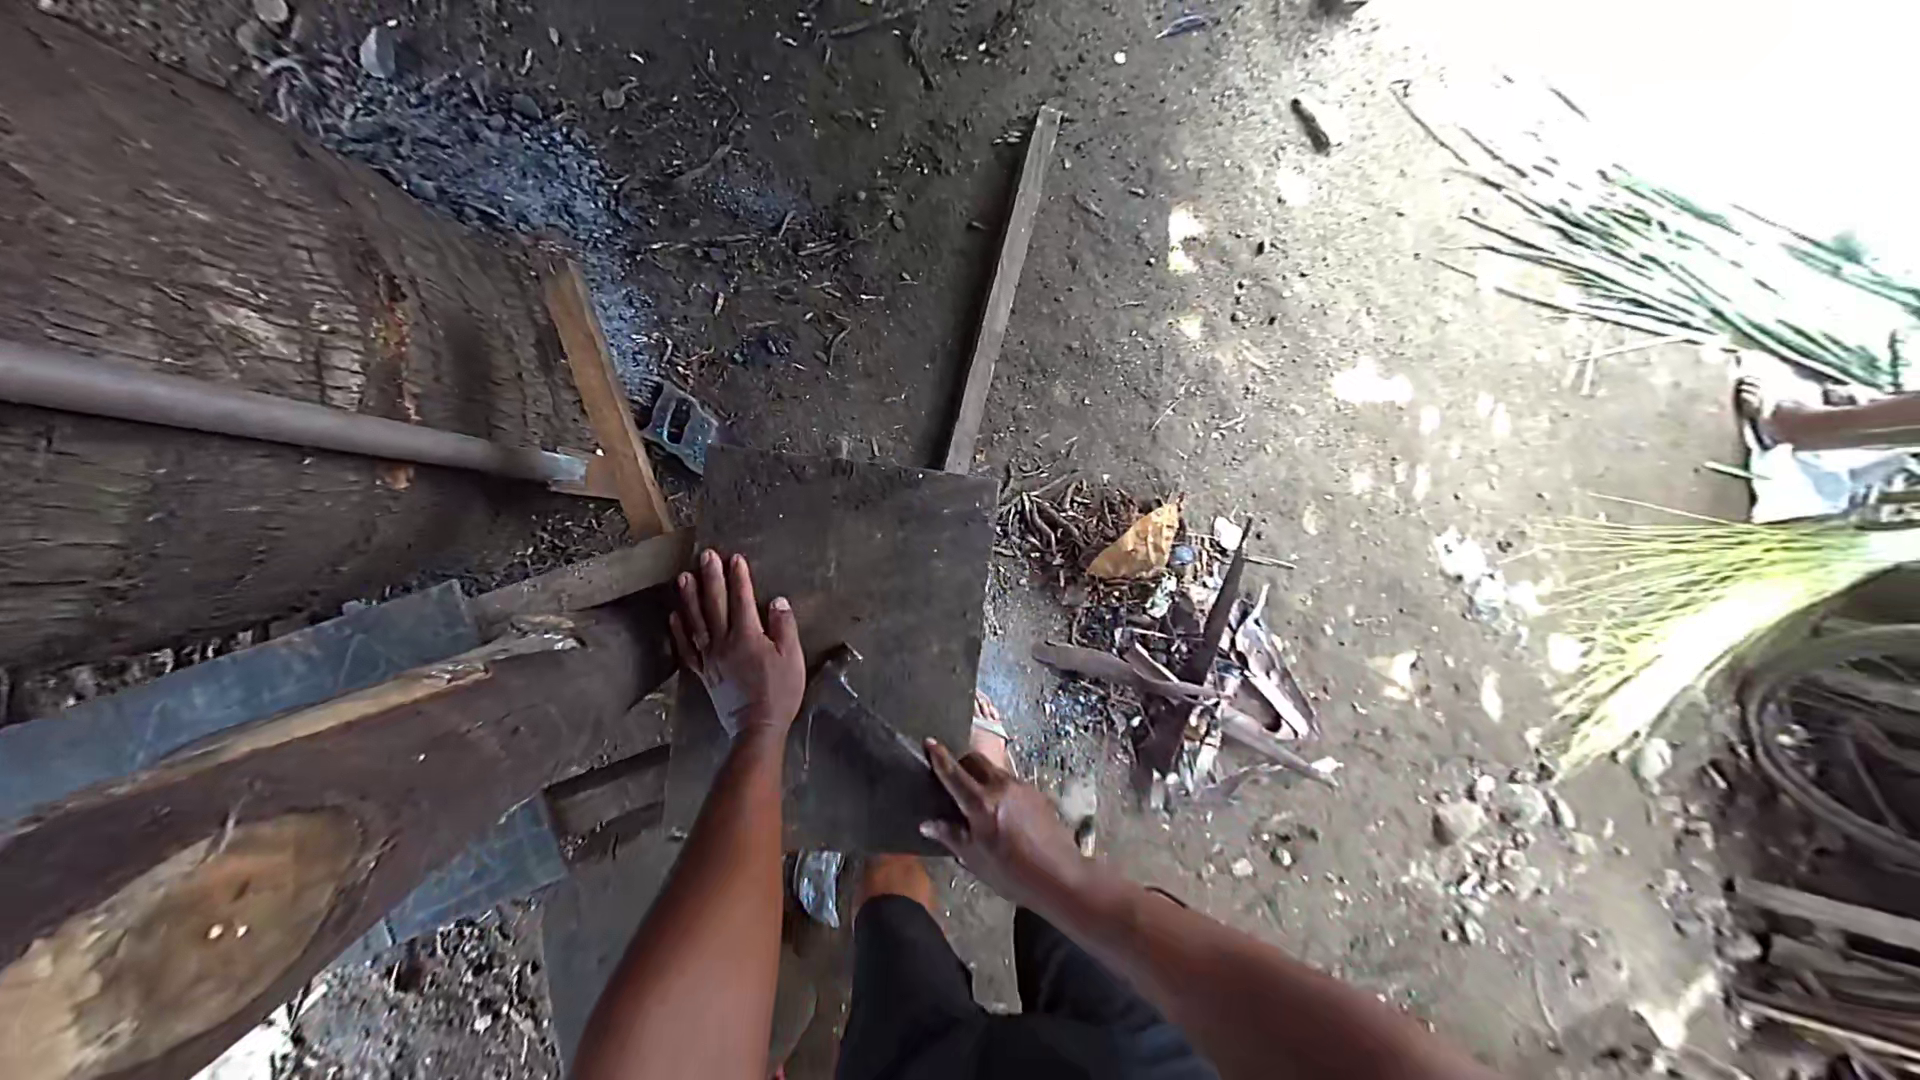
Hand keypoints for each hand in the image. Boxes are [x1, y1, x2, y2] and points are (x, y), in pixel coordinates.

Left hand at [670, 549, 805, 737]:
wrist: (757, 727)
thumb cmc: (780, 692)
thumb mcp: (792, 657)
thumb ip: (783, 627)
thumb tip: (777, 601)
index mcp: (748, 636)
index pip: (742, 599)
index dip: (739, 577)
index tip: (735, 558)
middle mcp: (724, 642)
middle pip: (715, 604)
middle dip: (711, 578)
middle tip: (706, 555)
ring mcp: (710, 658)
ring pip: (696, 621)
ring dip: (689, 597)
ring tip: (684, 577)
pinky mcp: (703, 673)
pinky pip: (686, 648)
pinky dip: (679, 630)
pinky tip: (675, 615)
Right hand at [919, 740, 1090, 913]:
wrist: (1060, 876)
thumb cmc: (1013, 874)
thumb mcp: (974, 859)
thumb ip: (950, 835)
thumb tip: (927, 823)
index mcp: (981, 803)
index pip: (954, 772)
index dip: (939, 757)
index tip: (929, 742)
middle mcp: (1001, 786)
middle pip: (975, 760)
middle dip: (962, 764)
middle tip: (954, 781)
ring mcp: (1021, 787)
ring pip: (994, 770)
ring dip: (981, 777)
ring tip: (979, 803)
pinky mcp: (1036, 793)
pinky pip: (1011, 782)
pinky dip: (1000, 789)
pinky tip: (1003, 814)